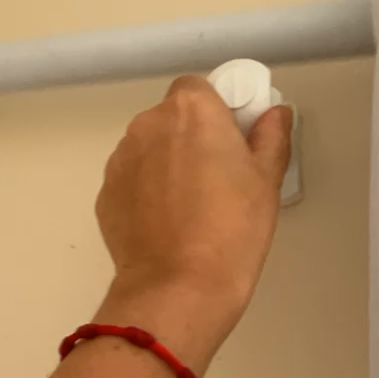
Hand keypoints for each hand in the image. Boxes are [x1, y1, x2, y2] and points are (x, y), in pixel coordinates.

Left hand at [93, 76, 292, 372]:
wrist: (178, 288)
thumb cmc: (232, 230)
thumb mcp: (266, 181)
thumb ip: (270, 137)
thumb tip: (274, 113)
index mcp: (190, 110)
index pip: (198, 89)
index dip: (215, 112)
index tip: (231, 144)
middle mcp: (147, 125)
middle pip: (170, 119)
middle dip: (189, 140)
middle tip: (215, 182)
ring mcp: (119, 161)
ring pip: (147, 151)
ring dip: (164, 167)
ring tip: (189, 211)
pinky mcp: (104, 196)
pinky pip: (130, 184)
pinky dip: (145, 196)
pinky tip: (166, 228)